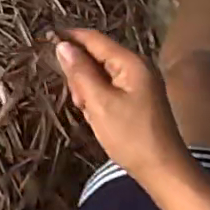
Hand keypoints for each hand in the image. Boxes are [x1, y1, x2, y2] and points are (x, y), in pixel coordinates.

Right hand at [53, 28, 195, 186]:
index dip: (70, 37)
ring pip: (101, 73)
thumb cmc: (131, 136)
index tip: (45, 38)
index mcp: (131, 62)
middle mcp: (137, 66)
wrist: (164, 172)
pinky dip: (97, 97)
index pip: (94, 39)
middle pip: (97, 55)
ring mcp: (139, 83)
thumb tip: (62, 45)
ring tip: (88, 111)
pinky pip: (109, 87)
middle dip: (80, 72)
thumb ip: (80, 71)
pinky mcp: (137, 98)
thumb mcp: (99, 103)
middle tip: (78, 99)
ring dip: (87, 88)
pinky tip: (96, 115)